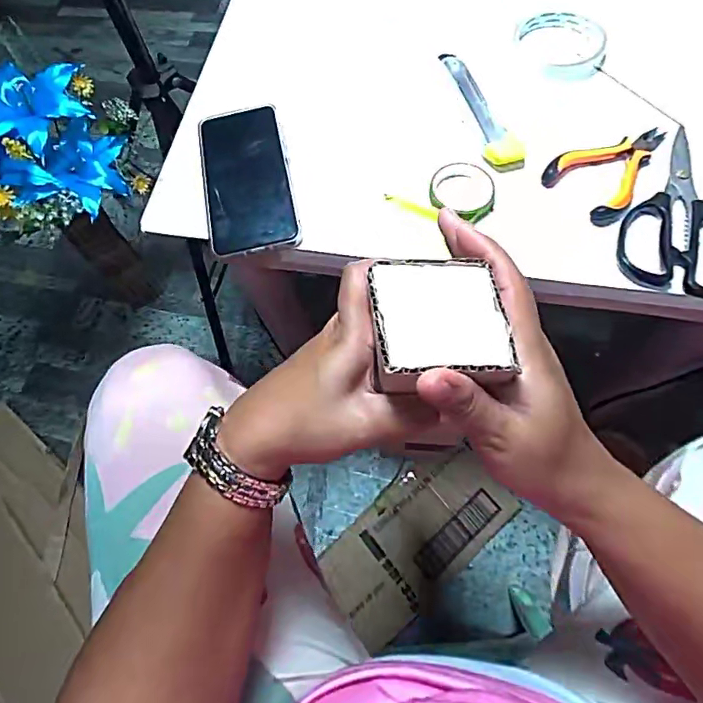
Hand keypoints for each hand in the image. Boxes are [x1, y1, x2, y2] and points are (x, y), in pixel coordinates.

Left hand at [218, 260, 437, 479]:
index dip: (389, 264)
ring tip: (437, 329)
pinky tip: (407, 359)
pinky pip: (366, 336)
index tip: (423, 269)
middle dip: (409, 293)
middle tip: (447, 304)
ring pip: (372, 316)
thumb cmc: (302, 423)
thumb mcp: (364, 425)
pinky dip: (388, 340)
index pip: (360, 276)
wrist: (253, 439)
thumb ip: (410, 415)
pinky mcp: (331, 358)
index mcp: (349, 332)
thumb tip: (449, 407)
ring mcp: (334, 342)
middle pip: (375, 293)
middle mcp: (341, 328)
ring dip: (400, 318)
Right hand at [414, 211, 624, 516]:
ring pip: (492, 302)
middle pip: (499, 282)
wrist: (576, 483)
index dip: (481, 247)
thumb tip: (430, 373)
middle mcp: (523, 342)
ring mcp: (518, 354)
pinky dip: (463, 308)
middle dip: (470, 251)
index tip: (452, 223)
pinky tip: (440, 319)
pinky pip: (484, 326)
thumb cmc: (548, 461)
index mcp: (525, 346)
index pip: (507, 281)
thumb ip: (469, 407)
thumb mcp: (503, 436)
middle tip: (436, 234)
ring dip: (467, 276)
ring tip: (431, 266)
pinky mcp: (511, 370)